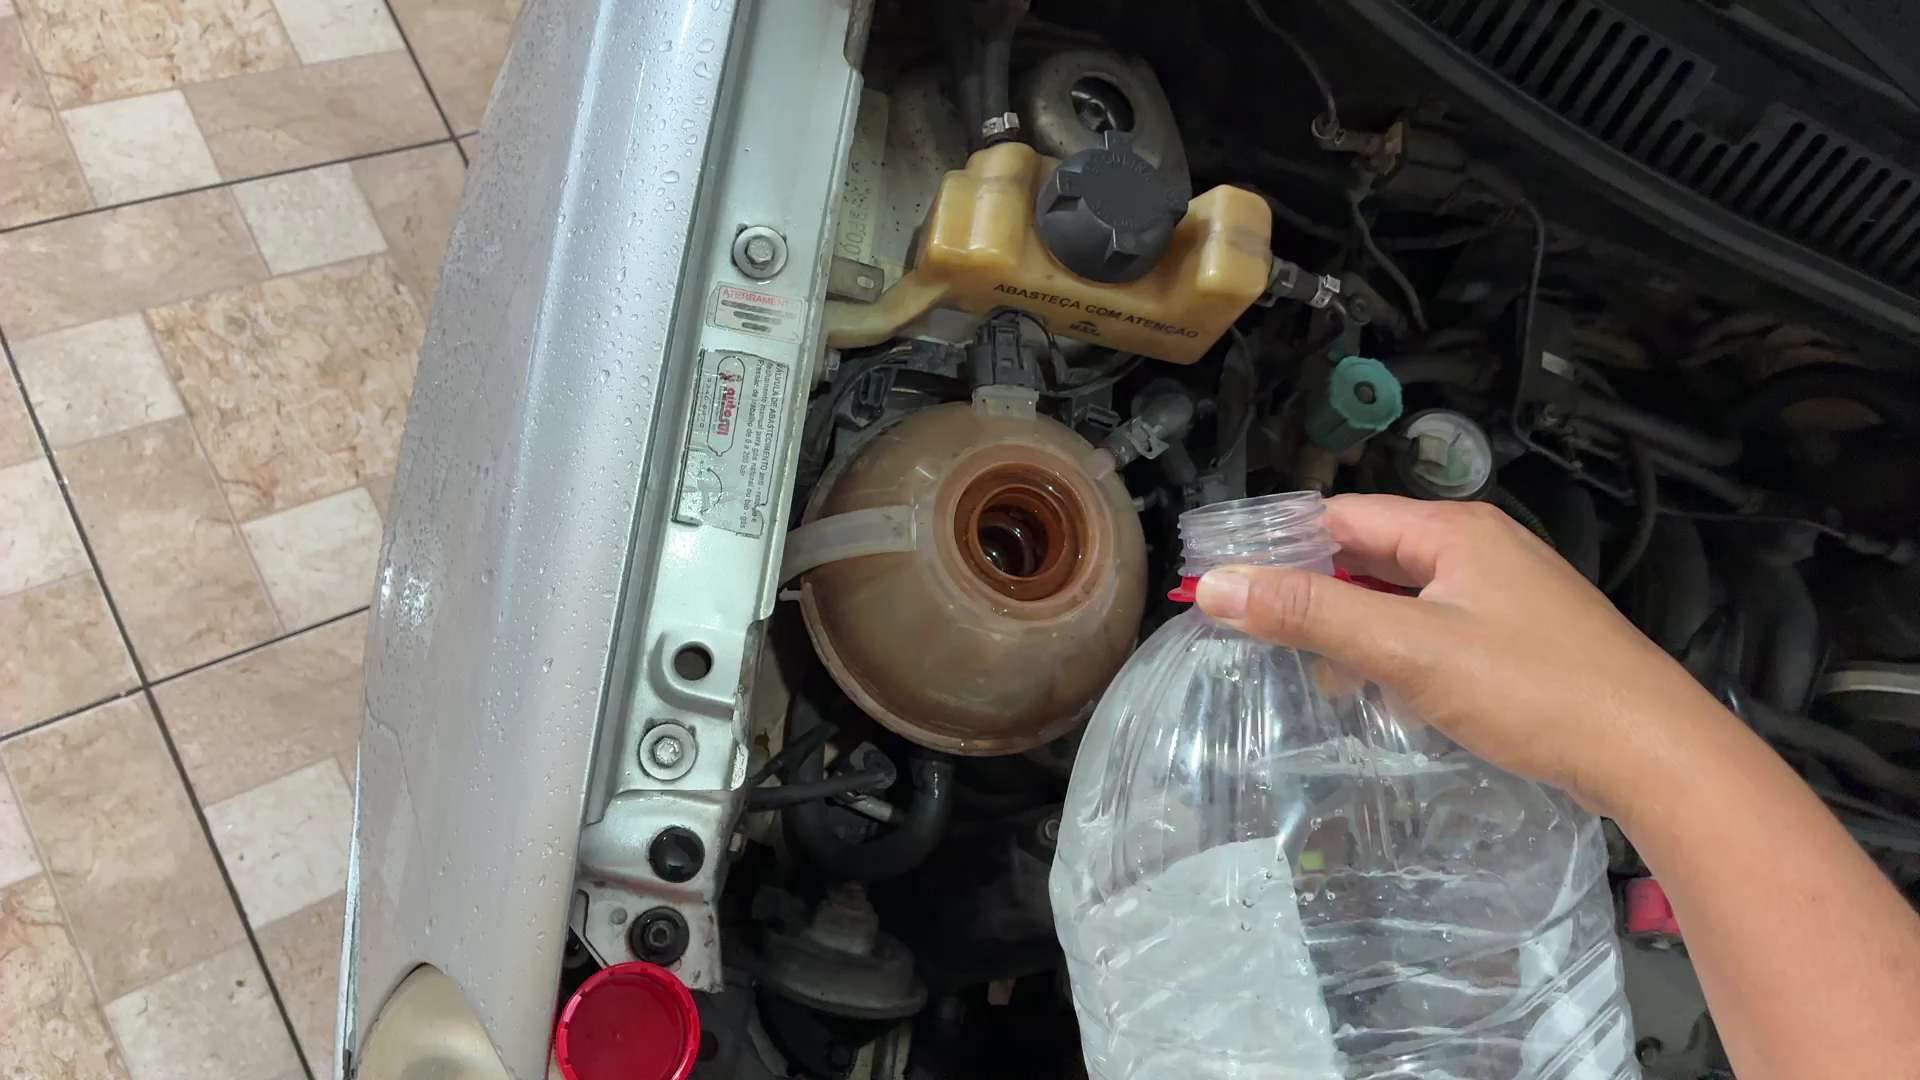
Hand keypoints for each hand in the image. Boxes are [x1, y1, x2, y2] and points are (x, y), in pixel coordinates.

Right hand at [1194, 493, 1734, 817]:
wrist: (1666, 765)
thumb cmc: (1531, 690)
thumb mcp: (1405, 647)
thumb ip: (1307, 612)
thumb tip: (1215, 585)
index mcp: (1451, 529)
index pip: (1336, 518)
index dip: (1278, 546)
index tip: (1230, 583)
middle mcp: (1476, 547)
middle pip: (1364, 553)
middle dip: (1310, 589)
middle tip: (1258, 629)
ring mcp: (1499, 592)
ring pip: (1394, 593)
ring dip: (1347, 621)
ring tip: (1309, 664)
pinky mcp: (1513, 635)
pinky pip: (1425, 624)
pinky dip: (1387, 644)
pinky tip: (1374, 682)